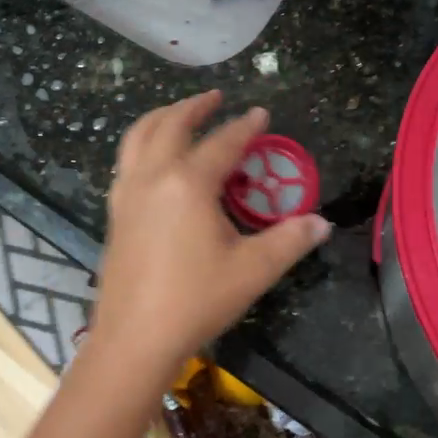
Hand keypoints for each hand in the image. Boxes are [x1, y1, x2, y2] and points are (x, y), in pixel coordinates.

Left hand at [88, 91, 330, 372]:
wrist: (133, 340)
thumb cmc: (195, 301)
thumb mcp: (252, 271)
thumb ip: (289, 241)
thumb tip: (322, 223)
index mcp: (188, 183)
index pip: (223, 143)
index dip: (245, 126)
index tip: (261, 113)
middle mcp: (153, 176)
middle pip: (172, 125)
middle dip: (195, 106)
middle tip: (216, 97)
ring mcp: (127, 192)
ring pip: (139, 136)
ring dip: (162, 117)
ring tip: (180, 113)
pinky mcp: (115, 211)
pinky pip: (126, 160)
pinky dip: (142, 143)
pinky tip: (153, 158)